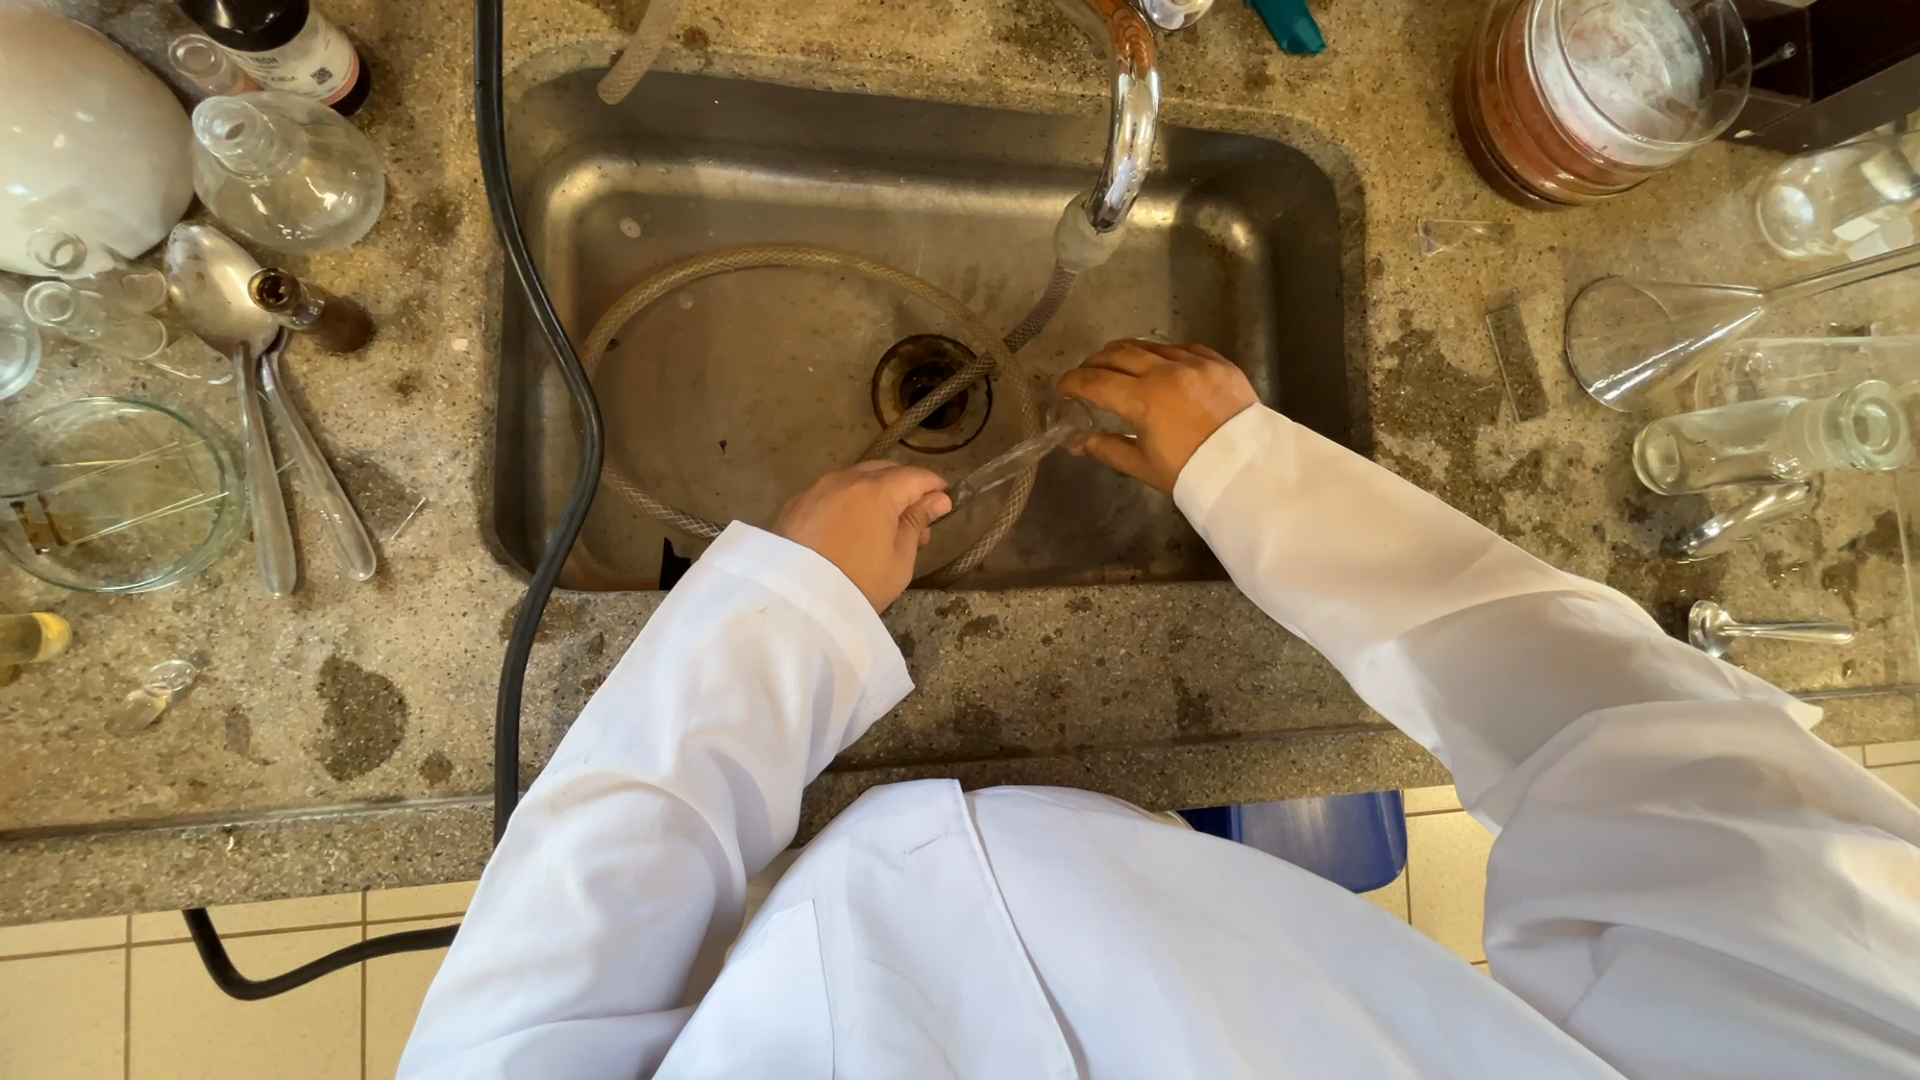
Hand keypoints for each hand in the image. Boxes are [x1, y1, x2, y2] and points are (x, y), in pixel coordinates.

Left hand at [773, 461, 951, 611]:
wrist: (794, 601)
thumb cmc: (857, 583)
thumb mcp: (899, 561)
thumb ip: (917, 523)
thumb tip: (937, 500)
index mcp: (876, 491)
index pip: (915, 477)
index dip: (935, 487)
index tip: (946, 502)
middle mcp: (845, 479)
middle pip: (884, 471)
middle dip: (905, 489)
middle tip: (915, 523)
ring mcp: (817, 488)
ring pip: (856, 480)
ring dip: (875, 495)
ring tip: (883, 529)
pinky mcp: (796, 504)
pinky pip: (832, 493)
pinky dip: (848, 503)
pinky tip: (850, 530)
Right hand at [1056, 340, 1257, 492]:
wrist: (1249, 468)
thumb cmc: (1190, 471)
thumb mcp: (1143, 466)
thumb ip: (1107, 449)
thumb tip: (1077, 443)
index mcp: (1143, 398)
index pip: (1095, 382)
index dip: (1072, 383)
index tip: (1061, 389)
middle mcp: (1166, 371)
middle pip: (1118, 355)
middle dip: (1094, 363)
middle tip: (1084, 375)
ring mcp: (1194, 362)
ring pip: (1148, 345)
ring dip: (1124, 353)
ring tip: (1114, 363)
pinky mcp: (1218, 362)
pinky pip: (1180, 348)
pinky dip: (1160, 354)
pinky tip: (1157, 364)